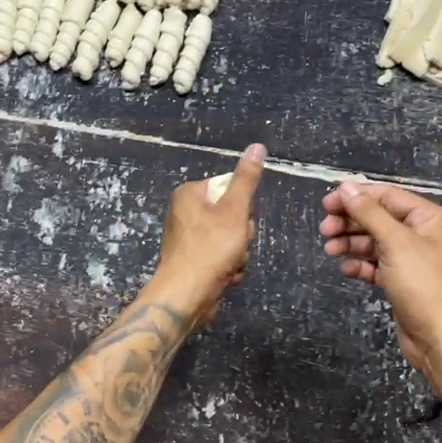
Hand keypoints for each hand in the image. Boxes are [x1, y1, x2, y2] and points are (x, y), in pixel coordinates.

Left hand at [146, 144, 266, 328]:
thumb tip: (257, 146)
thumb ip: (246, 180)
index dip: (242, 208)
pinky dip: (228, 266)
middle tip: (237, 245)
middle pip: (231, 214)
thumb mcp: (234, 210)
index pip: (229, 188)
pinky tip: (226, 276)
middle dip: (241, 234)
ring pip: (230, 238)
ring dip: (238, 253)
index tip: (240, 222)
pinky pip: (220, 256)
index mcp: (189, 194)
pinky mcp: (192, 260)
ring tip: (231, 264)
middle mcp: (184, 212)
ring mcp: (187, 238)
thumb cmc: (210, 249)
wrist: (186, 296)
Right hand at [320, 182, 441, 394]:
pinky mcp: (403, 282)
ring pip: (375, 242)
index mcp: (429, 218)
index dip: (356, 197)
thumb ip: (369, 212)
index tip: (327, 204)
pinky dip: (361, 265)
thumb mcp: (396, 243)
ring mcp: (413, 260)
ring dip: (351, 243)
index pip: (387, 196)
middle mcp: (423, 235)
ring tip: (329, 250)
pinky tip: (346, 269)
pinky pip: (377, 265)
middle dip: (350, 222)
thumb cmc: (424, 285)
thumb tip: (346, 186)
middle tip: (324, 230)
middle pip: (379, 218)